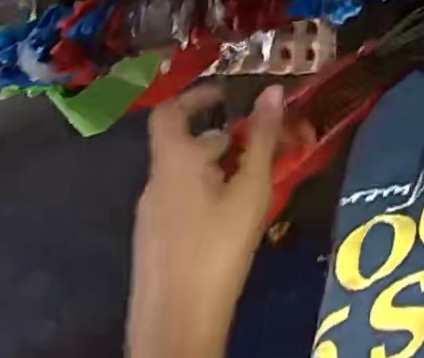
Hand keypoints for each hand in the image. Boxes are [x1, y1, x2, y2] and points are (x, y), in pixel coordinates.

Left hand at [127, 83, 282, 357]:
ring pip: (185, 174)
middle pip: (184, 144)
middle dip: (224, 137)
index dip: (196, 96)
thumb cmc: (216, 249)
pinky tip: (233, 215)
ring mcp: (151, 216)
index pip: (169, 113)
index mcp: (173, 164)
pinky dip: (206, 191)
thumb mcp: (250, 190)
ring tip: (254, 178)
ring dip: (218, 166)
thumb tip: (272, 90)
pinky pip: (180, 199)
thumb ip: (262, 139)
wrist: (175, 331)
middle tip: (261, 142)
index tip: (228, 93)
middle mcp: (155, 184)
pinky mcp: (154, 243)